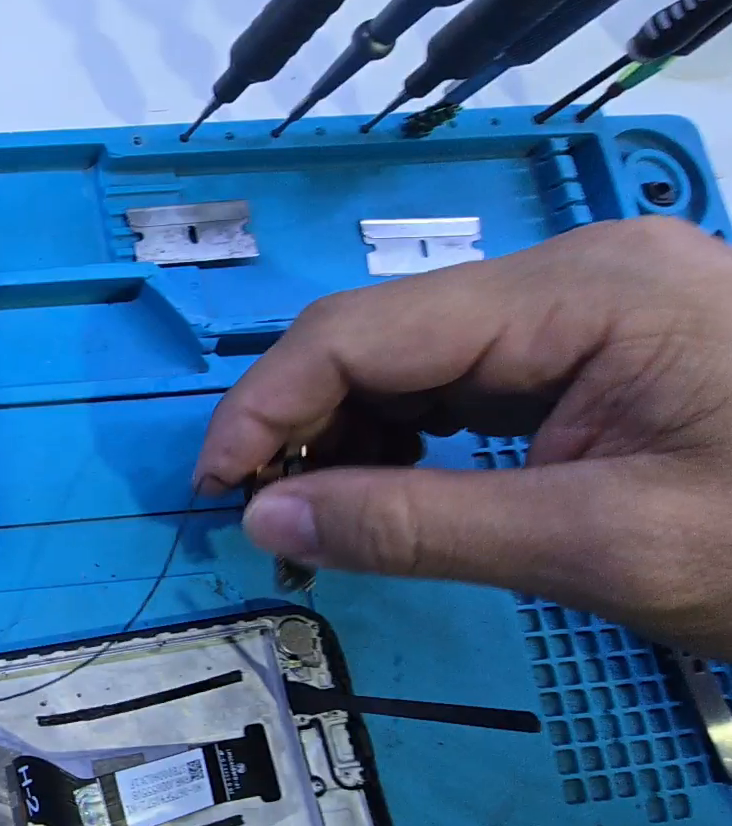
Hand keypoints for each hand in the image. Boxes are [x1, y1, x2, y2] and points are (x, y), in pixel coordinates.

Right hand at [195, 216, 731, 656]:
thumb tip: (265, 520)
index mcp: (580, 293)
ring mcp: (569, 309)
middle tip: (262, 513)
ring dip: (332, 438)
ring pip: (388, 361)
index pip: (355, 332)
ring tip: (320, 513)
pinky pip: (434, 384)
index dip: (262, 409)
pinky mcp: (573, 349)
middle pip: (364, 338)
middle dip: (293, 427)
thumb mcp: (609, 547)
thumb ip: (416, 529)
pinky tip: (381, 490)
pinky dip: (383, 442)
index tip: (215, 490)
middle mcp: (563, 278)